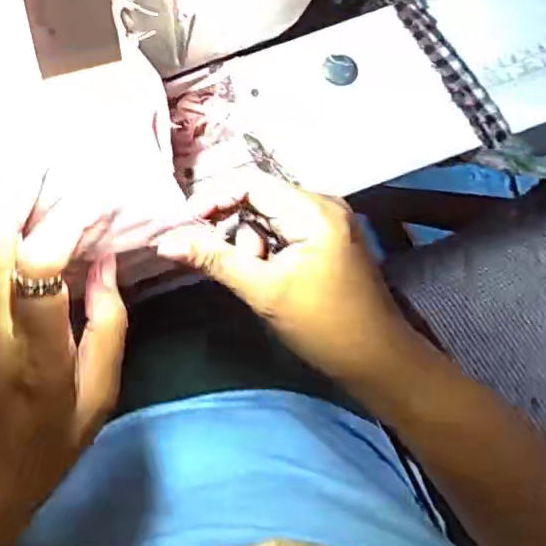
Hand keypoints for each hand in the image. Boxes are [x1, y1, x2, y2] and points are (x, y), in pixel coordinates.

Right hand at [156, 171, 415, 385]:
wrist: (380, 363)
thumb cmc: (324, 328)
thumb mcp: (263, 291)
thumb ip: (213, 259)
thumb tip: (165, 242)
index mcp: (313, 210)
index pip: (250, 182)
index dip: (213, 198)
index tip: (186, 224)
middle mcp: (321, 203)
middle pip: (256, 196)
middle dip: (232, 226)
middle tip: (220, 259)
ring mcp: (326, 218)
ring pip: (265, 213)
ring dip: (249, 241)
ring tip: (257, 277)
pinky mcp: (325, 235)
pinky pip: (280, 227)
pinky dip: (264, 247)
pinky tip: (267, 274)